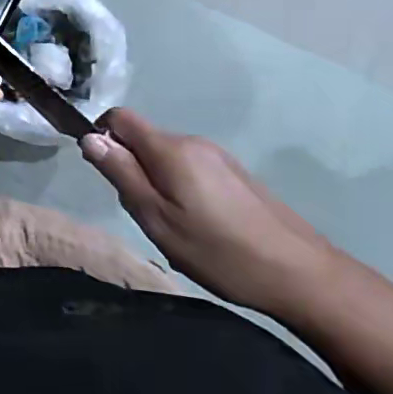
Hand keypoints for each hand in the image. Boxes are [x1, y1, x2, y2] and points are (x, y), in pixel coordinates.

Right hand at [79, 108, 352, 316]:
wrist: (302, 276)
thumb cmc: (218, 250)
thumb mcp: (156, 218)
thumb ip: (121, 174)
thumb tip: (90, 138)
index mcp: (171, 149)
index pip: (120, 118)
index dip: (102, 137)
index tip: (106, 174)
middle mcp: (195, 143)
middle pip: (142, 139)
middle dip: (129, 166)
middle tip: (141, 211)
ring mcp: (219, 157)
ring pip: (164, 156)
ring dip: (154, 181)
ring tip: (169, 223)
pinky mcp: (235, 175)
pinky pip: (188, 168)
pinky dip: (178, 187)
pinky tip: (196, 224)